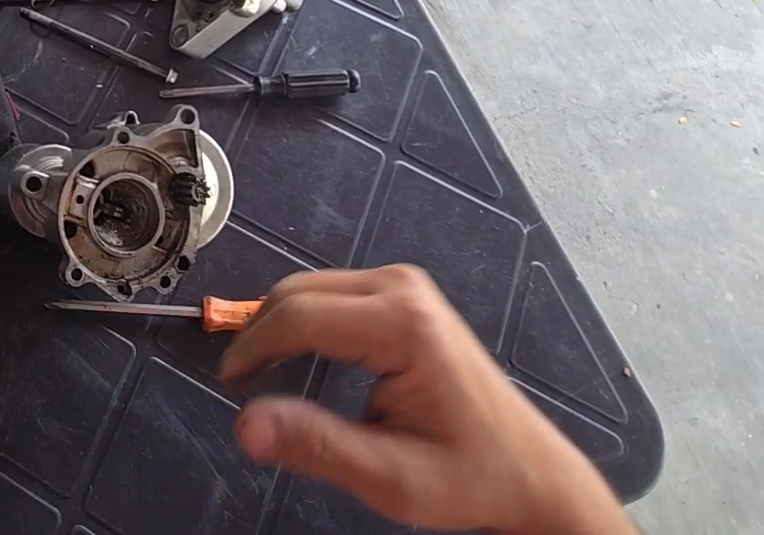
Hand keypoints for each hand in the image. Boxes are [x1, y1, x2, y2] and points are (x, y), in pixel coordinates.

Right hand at [220, 265, 631, 534]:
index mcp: (400, 323)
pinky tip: (297, 355)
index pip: (300, 316)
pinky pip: (329, 293)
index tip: (230, 382)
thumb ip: (317, 447)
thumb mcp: (393, 479)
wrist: (533, 473)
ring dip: (278, 325)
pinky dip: (301, 320)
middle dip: (260, 333)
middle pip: (298, 292)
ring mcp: (401, 284)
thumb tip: (244, 424)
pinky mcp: (400, 291)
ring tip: (264, 372)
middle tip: (242, 381)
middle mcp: (398, 287)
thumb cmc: (469, 478)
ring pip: (308, 288)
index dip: (254, 346)